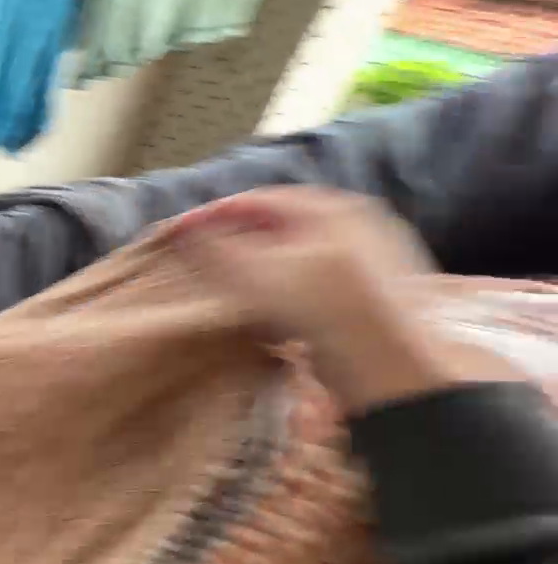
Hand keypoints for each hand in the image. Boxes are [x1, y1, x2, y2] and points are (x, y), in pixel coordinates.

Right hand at [161, 187, 514, 411]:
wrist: (387, 365)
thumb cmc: (317, 310)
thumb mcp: (251, 274)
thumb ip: (211, 246)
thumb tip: (180, 227)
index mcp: (333, 207)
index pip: (256, 198)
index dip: (210, 215)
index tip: (177, 234)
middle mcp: (360, 219)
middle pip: (279, 220)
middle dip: (235, 235)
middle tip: (199, 255)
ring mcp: (374, 250)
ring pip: (297, 244)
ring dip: (258, 256)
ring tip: (228, 277)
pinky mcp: (377, 282)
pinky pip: (316, 265)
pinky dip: (284, 273)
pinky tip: (267, 298)